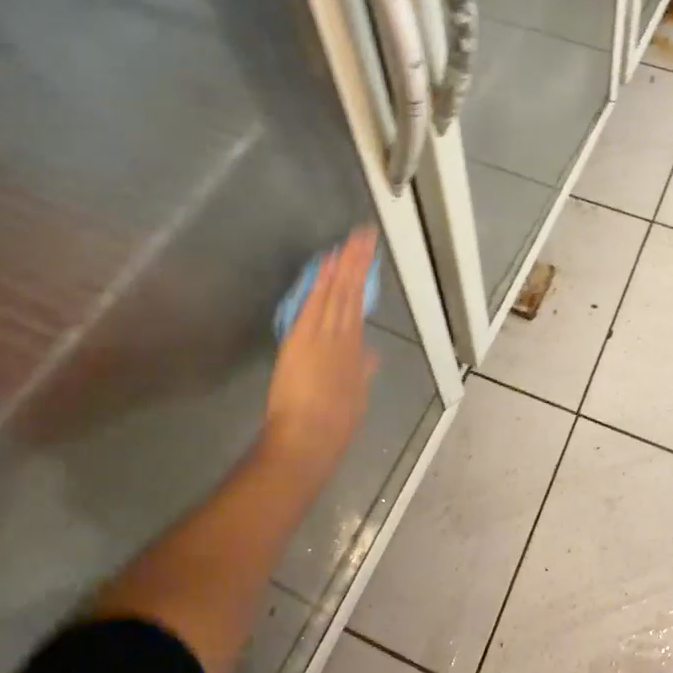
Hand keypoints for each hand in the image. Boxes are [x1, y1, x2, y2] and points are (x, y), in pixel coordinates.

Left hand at [262, 227, 379, 479]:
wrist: (309, 437)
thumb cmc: (334, 423)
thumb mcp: (355, 394)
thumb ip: (362, 371)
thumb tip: (370, 355)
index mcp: (354, 348)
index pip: (358, 303)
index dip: (362, 276)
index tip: (365, 253)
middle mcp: (341, 335)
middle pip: (349, 291)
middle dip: (356, 261)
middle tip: (363, 235)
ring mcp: (321, 334)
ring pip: (334, 292)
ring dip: (341, 265)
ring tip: (347, 241)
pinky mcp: (301, 338)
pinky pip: (314, 303)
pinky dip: (322, 281)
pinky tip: (326, 263)